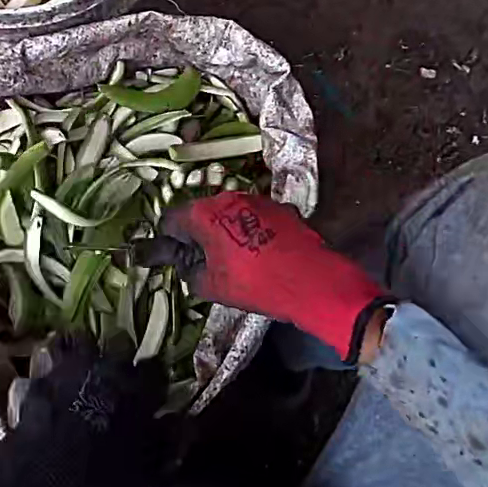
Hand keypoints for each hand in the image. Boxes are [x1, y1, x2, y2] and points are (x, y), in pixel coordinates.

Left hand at [0, 337, 167, 486]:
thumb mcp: (145, 472)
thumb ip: (167, 441)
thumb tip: (180, 420)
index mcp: (138, 390)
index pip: (155, 368)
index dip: (153, 379)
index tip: (150, 389)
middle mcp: (106, 369)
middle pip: (120, 342)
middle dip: (121, 355)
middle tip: (117, 374)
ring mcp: (70, 367)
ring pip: (82, 339)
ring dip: (86, 350)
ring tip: (85, 367)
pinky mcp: (41, 374)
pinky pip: (50, 353)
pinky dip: (55, 360)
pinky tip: (55, 375)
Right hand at [143, 192, 389, 362]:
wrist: (316, 283)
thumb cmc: (257, 284)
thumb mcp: (212, 287)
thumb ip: (189, 272)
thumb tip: (188, 266)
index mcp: (204, 214)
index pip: (171, 220)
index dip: (171, 239)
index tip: (179, 255)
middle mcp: (228, 199)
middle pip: (201, 213)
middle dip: (199, 233)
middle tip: (207, 259)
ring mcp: (257, 200)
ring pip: (229, 213)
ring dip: (226, 230)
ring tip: (238, 258)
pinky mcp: (281, 207)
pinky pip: (255, 216)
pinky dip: (252, 230)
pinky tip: (263, 253)